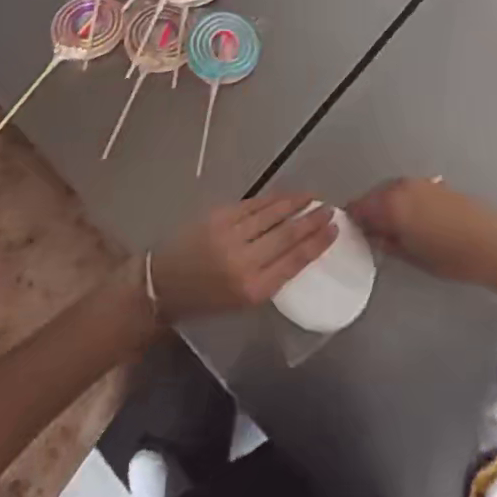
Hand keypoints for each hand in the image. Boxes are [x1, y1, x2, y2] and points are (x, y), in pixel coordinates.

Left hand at [148, 194, 337, 321]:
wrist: (163, 284)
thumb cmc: (206, 299)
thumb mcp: (244, 301)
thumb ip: (271, 277)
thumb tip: (298, 249)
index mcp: (254, 289)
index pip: (295, 260)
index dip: (318, 242)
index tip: (334, 229)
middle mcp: (245, 261)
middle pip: (288, 235)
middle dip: (312, 220)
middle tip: (330, 209)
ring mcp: (230, 236)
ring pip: (271, 214)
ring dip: (295, 203)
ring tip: (312, 198)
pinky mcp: (217, 218)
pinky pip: (251, 205)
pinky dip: (271, 199)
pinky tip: (284, 196)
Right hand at [347, 178, 496, 284]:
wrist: (495, 246)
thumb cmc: (451, 257)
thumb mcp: (411, 256)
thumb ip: (387, 242)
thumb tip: (375, 235)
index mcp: (389, 204)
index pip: (358, 207)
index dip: (353, 222)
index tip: (355, 235)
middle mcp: (401, 187)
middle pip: (374, 196)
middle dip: (371, 212)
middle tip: (375, 235)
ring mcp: (421, 183)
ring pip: (393, 192)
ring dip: (389, 206)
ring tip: (398, 229)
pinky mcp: (438, 185)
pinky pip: (411, 191)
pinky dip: (407, 202)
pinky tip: (418, 221)